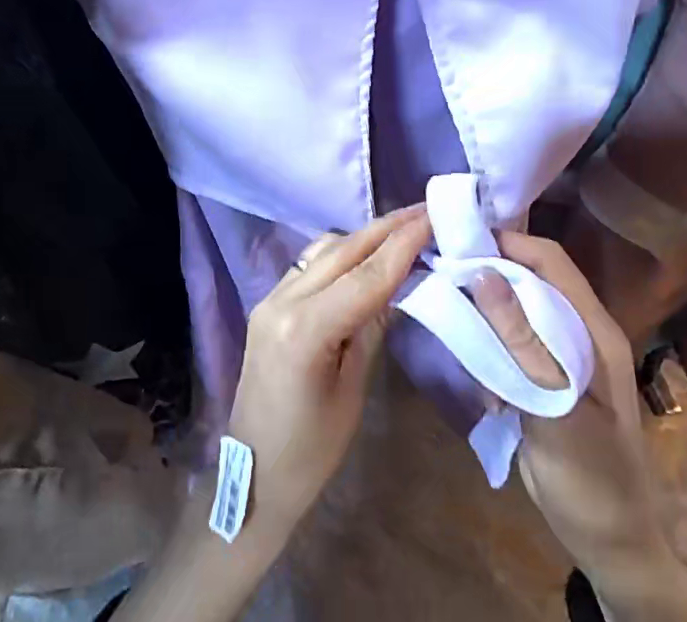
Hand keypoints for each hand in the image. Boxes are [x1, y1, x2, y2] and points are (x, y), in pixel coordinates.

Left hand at [228, 206, 429, 531]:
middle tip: (425, 210)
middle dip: (385, 228)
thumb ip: (372, 327)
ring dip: (364, 237)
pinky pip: (308, 266)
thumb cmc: (311, 450)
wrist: (252, 475)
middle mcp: (281, 302)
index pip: (365, 276)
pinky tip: (366, 257)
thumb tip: (399, 283)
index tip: (434, 216)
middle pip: (341, 251)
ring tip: (403, 230)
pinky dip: (342, 255)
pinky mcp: (267, 305)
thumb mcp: (352, 391)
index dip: (403, 244)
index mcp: (304, 330)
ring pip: (323, 251)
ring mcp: (269, 300)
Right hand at [472, 233, 686, 621]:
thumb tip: (484, 273)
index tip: (458, 239)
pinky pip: (506, 344)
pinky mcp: (538, 381)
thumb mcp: (558, 408)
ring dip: (481, 303)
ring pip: (514, 310)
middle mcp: (576, 333)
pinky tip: (458, 344)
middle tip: (437, 264)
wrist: (611, 541)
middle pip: (530, 280)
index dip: (508, 242)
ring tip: (438, 295)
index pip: (551, 261)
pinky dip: (482, 340)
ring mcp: (557, 358)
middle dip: (487, 267)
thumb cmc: (593, 474)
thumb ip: (522, 341)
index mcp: (594, 329)